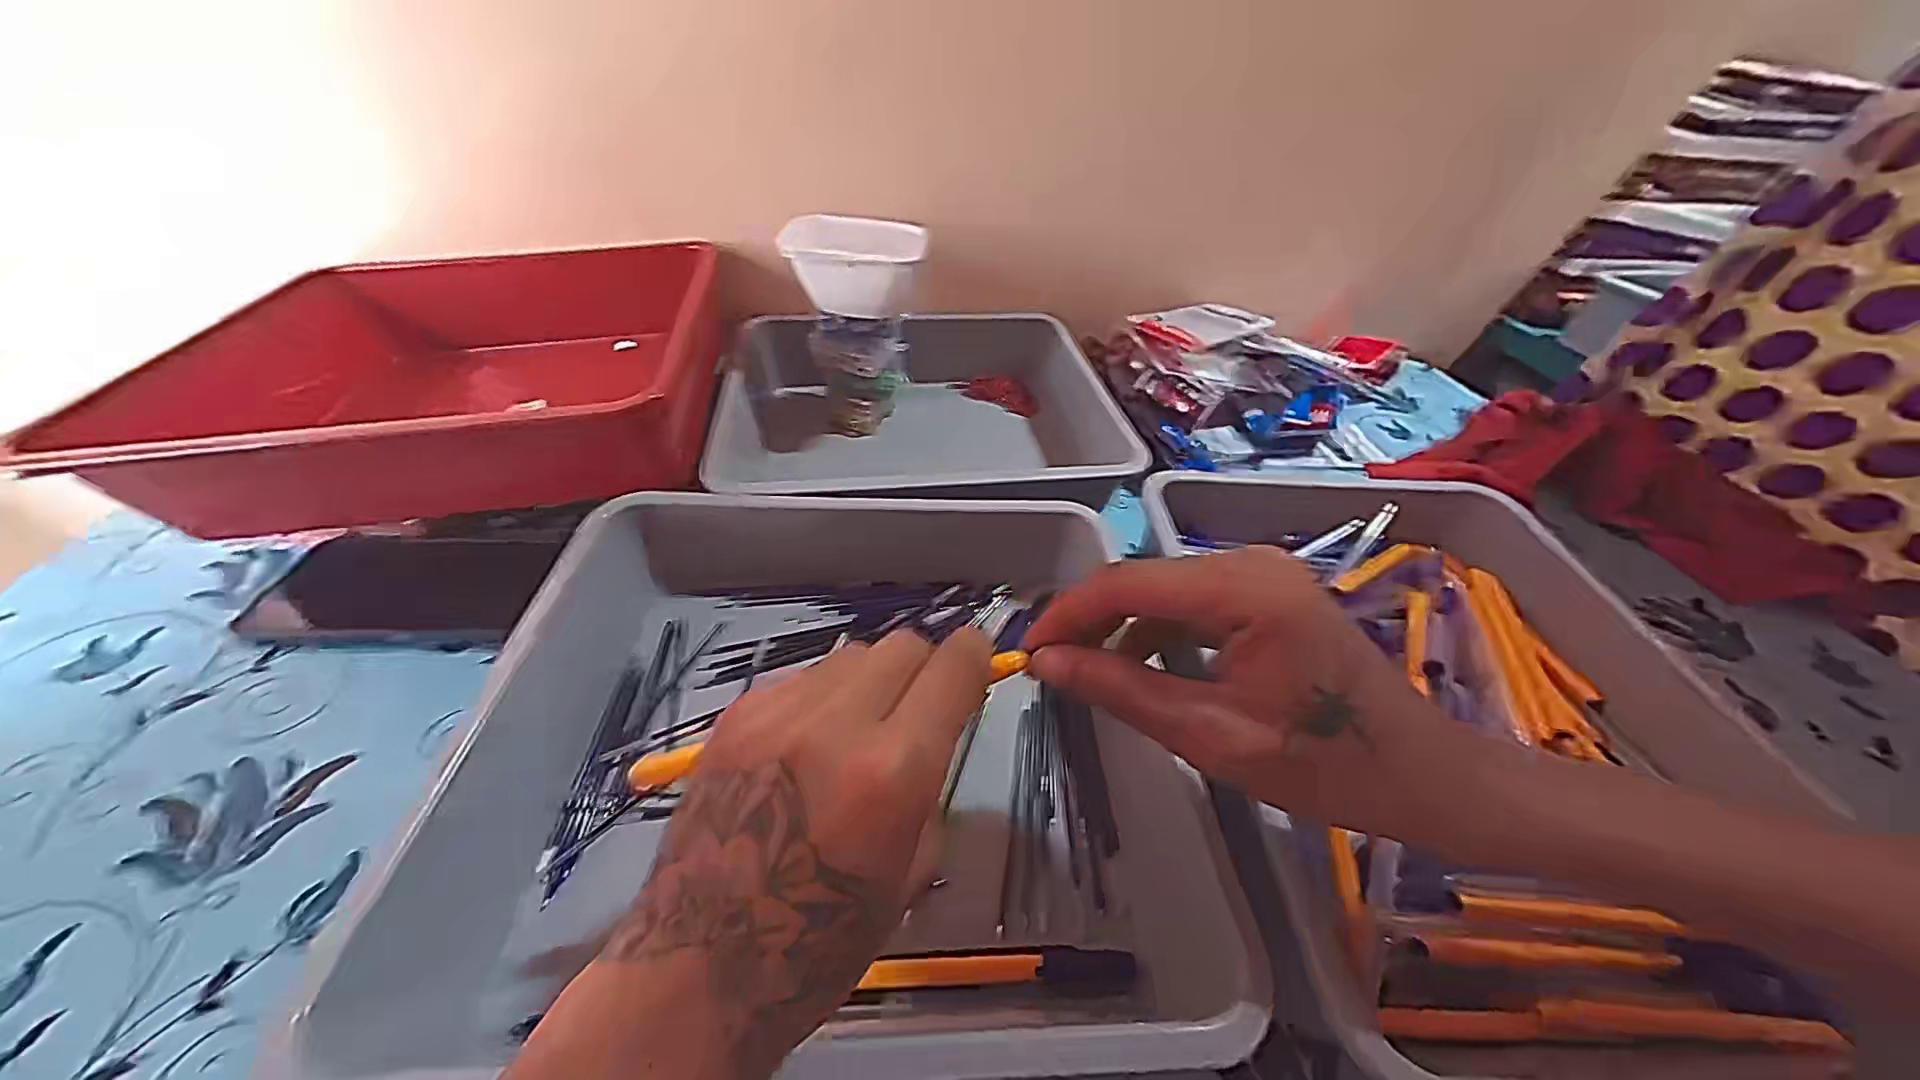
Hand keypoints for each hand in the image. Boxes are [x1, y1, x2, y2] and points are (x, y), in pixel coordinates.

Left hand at [510, 627, 991, 1079]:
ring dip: (872, 679)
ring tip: (858, 727)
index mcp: (892, 771)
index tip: (976, 657)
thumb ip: (931, 781)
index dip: (974, 654)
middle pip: (902, 644)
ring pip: (852, 654)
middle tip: (919, 704)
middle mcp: (835, 725)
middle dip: (925, 666)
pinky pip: (803, 678)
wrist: (700, 961)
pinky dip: (823, 697)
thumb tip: (934, 729)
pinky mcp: (735, 716)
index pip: (951, 670)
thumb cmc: (822, 937)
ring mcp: (777, 714)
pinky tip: (807, 744)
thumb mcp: (911, 868)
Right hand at [1024, 548, 1463, 838]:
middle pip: (1140, 579)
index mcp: (1244, 589)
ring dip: (1117, 626)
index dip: (1067, 613)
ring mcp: (1260, 572)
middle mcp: (1249, 562)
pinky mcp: (1264, 590)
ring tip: (1084, 670)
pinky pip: (1188, 600)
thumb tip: (1048, 663)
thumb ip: (1122, 690)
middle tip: (1050, 665)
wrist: (1423, 775)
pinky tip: (1137, 666)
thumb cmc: (1326, 765)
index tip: (1028, 651)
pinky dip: (1153, 630)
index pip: (1126, 583)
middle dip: (1087, 620)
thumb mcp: (1210, 735)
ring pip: (1159, 589)